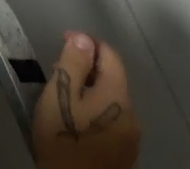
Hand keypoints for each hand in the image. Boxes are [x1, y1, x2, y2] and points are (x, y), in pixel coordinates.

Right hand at [32, 32, 142, 168]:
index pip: (110, 54)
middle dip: (86, 66)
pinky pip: (112, 117)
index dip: (87, 41)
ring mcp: (131, 136)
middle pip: (113, 77)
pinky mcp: (125, 152)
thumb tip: (84, 38)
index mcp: (117, 95)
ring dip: (90, 87)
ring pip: (112, 98)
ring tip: (63, 93)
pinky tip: (76, 117)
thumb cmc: (63, 137)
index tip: (62, 41)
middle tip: (57, 69)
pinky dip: (95, 107)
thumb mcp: (60, 95)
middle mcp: (132, 113)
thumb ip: (73, 64)